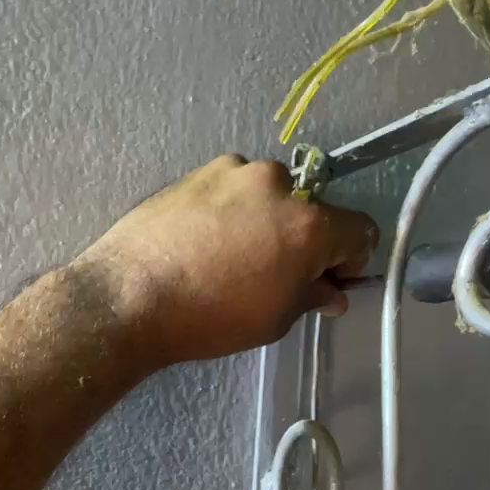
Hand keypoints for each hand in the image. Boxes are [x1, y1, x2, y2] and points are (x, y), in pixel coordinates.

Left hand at [76, 154, 377, 367]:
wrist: (128, 295)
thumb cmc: (210, 317)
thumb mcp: (273, 320)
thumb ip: (311, 296)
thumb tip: (331, 291)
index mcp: (309, 225)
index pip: (361, 230)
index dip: (352, 260)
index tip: (329, 280)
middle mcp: (278, 184)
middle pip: (312, 209)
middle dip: (303, 239)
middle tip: (272, 272)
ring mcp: (235, 170)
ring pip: (269, 195)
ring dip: (265, 219)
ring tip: (228, 255)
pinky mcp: (198, 170)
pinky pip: (232, 189)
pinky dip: (231, 209)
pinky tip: (202, 239)